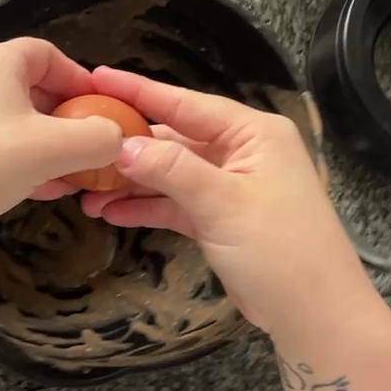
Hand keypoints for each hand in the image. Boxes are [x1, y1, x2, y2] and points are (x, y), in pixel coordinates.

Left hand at [0, 39, 124, 254]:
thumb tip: (115, 138)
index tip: (99, 110)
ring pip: (6, 124)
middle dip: (62, 122)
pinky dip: (9, 163)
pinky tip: (24, 191)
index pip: (49, 54)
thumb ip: (97, 139)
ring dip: (39, 149)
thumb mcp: (53, 150)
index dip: (79, 80)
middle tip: (84, 152)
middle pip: (28, 91)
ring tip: (61, 179)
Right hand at [76, 67, 379, 342]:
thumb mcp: (222, 204)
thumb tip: (121, 146)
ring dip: (129, 184)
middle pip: (172, 140)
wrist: (311, 312)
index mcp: (253, 134)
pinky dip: (144, 208)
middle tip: (80, 148)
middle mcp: (240, 153)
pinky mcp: (218, 220)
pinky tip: (110, 212)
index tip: (97, 78)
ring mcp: (228, 188)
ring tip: (85, 193)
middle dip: (127, 148)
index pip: (185, 104)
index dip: (139, 92)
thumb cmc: (280, 250)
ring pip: (168, 176)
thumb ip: (171, 170)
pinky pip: (173, 204)